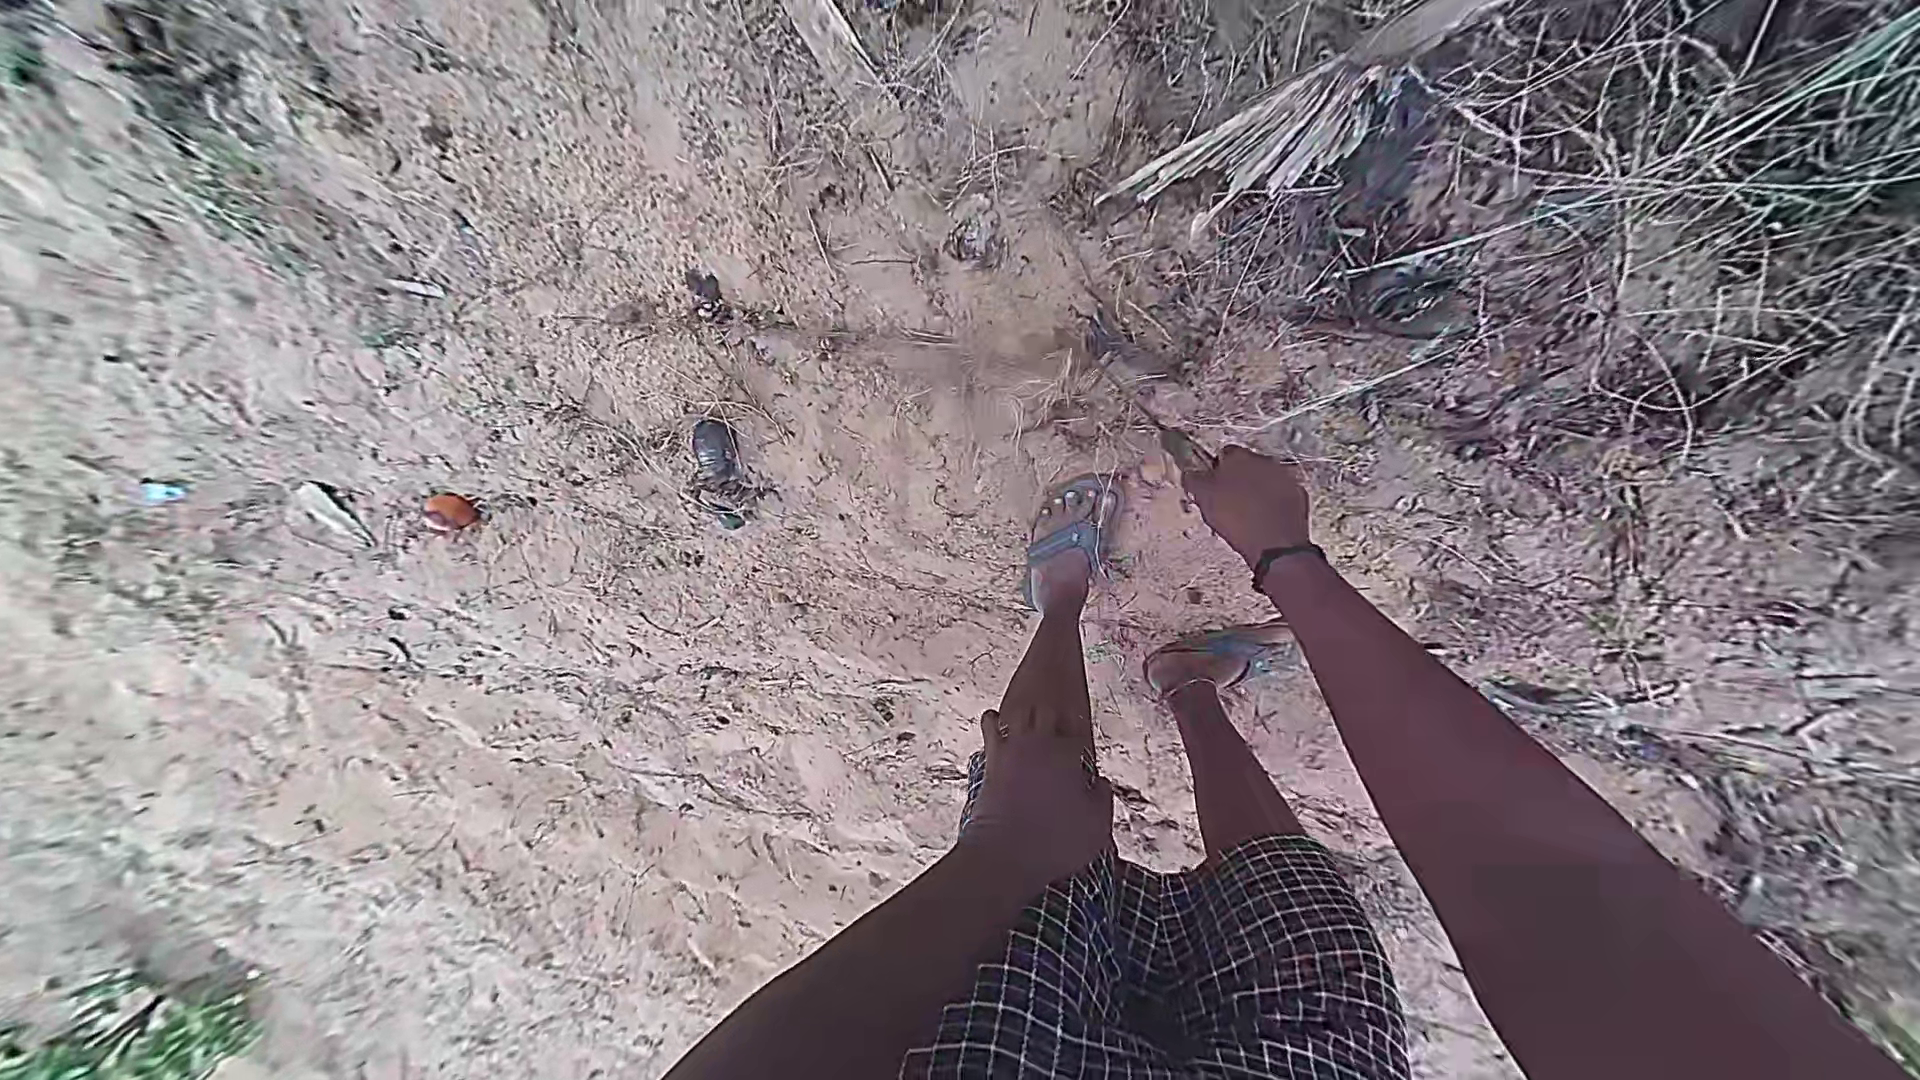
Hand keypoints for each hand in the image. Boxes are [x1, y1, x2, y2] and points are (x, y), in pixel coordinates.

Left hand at [957, 709, 1113, 893]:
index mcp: (1068, 755)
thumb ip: (1102, 799)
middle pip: (1049, 710)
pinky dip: (993, 719)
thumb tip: (1102, 783)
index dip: (1080, 734)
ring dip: (1027, 713)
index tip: (1079, 743)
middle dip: (1055, 714)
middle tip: (1058, 722)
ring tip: (1031, 718)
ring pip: (1021, 711)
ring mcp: (1014, 747)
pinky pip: (990, 724)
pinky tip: (995, 720)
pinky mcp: (992, 757)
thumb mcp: (1095, 827)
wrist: (1005, 854)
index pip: (1078, 731)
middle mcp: (1041, 743)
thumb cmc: (1054, 843)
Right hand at [1182, 444, 1311, 564]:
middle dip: (1236, 479)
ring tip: (1243, 512)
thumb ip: (1194, 480)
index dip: (1214, 468)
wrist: (1274, 545)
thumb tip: (1190, 474)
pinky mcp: (1297, 496)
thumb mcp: (1204, 499)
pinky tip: (1260, 517)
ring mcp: (1285, 478)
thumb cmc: (1240, 521)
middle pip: (1246, 465)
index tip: (1210, 481)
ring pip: (1264, 479)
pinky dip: (1271, 502)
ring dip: (1255, 490)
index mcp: (1240, 458)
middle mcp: (1265, 463)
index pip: (1224, 453)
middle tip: (1225, 499)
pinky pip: (1280, 494)